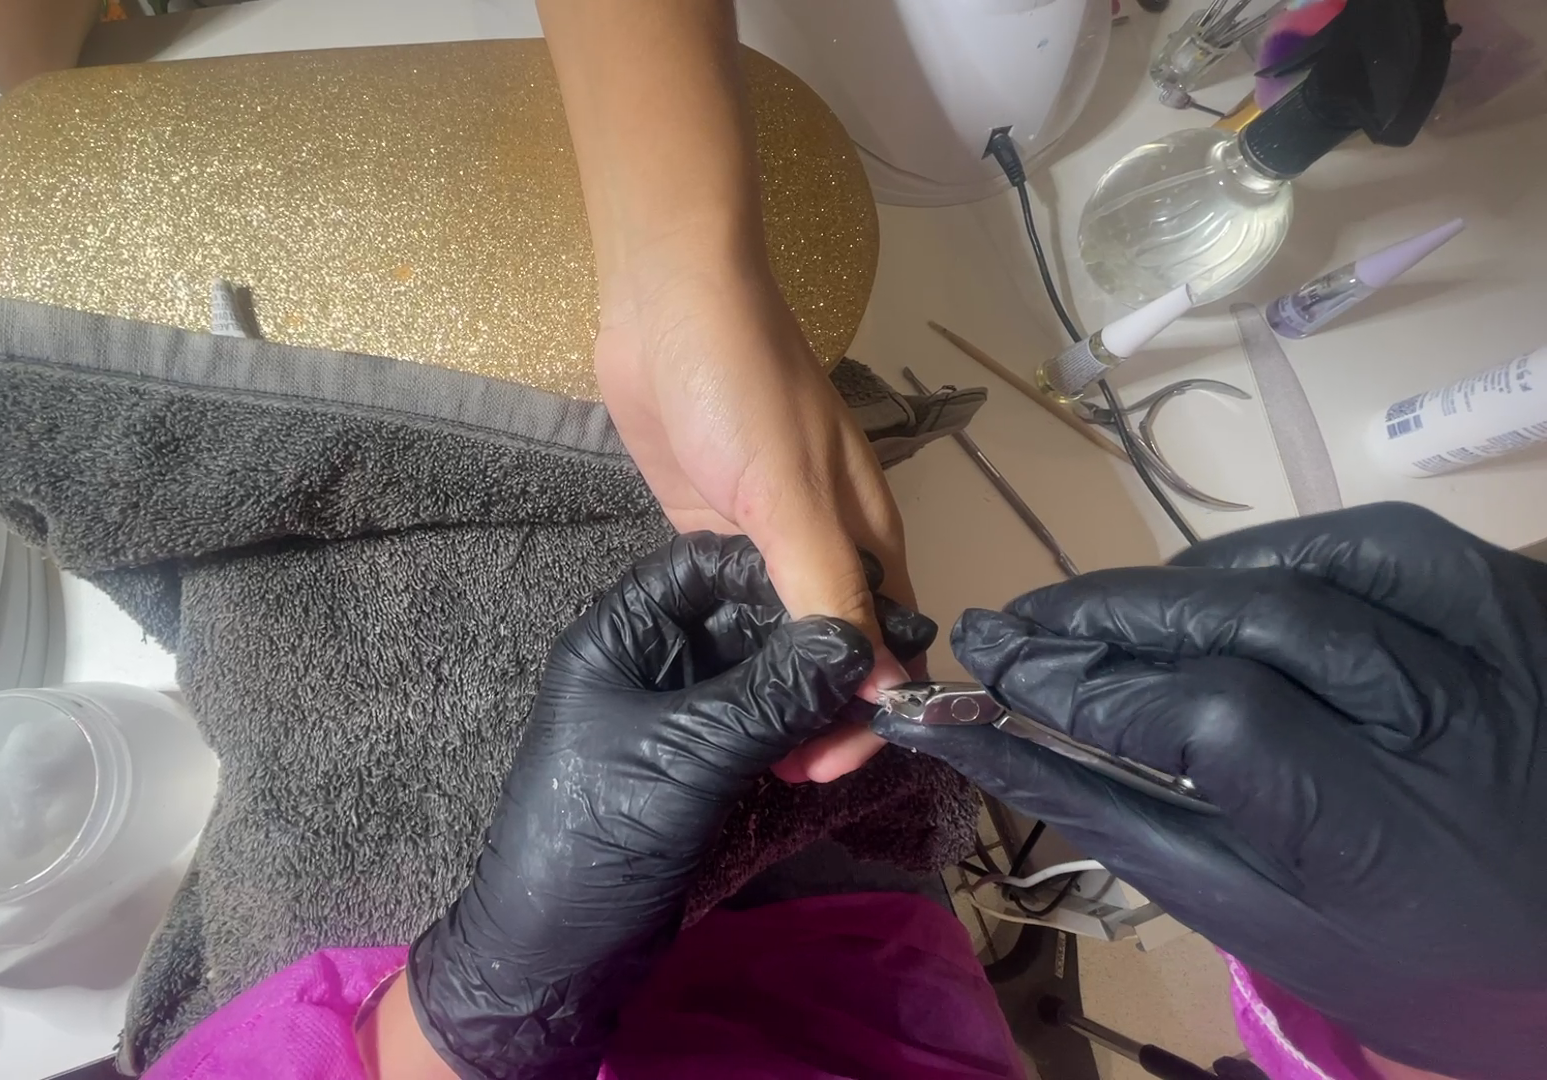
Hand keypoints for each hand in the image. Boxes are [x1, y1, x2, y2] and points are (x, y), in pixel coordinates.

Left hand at [407, 533, 935, 1079]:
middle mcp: (656, 650)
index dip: (780, 572)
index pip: (707, 565)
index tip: (855, 600)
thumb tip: (858, 645)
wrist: (561, 947)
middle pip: (747, 615)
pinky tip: (837, 747)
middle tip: (886, 675)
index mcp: (624, 628)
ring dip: (816, 691)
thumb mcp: (684, 758)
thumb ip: (770, 696)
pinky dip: (804, 724)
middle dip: (811, 641)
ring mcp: (684, 699)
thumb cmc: (596, 836)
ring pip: (766, 666)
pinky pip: (768, 711)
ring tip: (867, 725)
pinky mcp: (708, 744)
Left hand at [596, 263, 919, 782]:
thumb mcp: (793, 492)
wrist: (666, 309)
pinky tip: (698, 679)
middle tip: (770, 769)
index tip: (823, 766)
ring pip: (777, 630)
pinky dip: (723, 641)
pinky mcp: (707, 529)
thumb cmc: (742, 389)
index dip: (868, 713)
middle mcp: (819, 546)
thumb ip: (830, 587)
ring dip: (766, 682)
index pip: (887, 648)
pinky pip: (726, 600)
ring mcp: (759, 539)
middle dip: (813, 710)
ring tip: (731, 742)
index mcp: (863, 538)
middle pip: (832, 648)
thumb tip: (875, 686)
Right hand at [874, 504, 1546, 1079]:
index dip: (1085, 683)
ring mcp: (1518, 653)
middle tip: (1011, 622)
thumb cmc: (1375, 943)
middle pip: (1253, 621)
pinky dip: (1261, 554)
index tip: (991, 668)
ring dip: (1171, 581)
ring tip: (1094, 611)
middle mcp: (1473, 732)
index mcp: (1399, 842)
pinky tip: (1203, 588)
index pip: (1215, 717)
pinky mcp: (1527, 605)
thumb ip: (1078, 799)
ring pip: (1311, 564)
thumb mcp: (1219, 896)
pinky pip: (1374, 542)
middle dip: (1103, 614)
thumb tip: (946, 732)